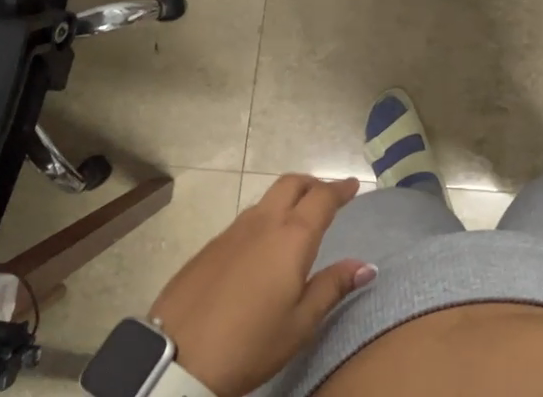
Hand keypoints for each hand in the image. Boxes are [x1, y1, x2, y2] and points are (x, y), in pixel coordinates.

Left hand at [149, 175, 375, 396]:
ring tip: (297, 222)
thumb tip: (366, 265)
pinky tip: (262, 249)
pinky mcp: (209, 247)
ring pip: (266, 200)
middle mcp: (262, 223)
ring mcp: (231, 232)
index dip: (340, 189)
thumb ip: (332, 287)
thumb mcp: (300, 324)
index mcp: (291, 238)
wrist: (177, 358)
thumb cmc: (249, 343)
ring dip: (287, 200)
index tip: (352, 186)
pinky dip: (264, 220)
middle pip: (291, 184)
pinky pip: (245, 220)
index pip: (322, 198)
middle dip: (313, 184)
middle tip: (327, 197)